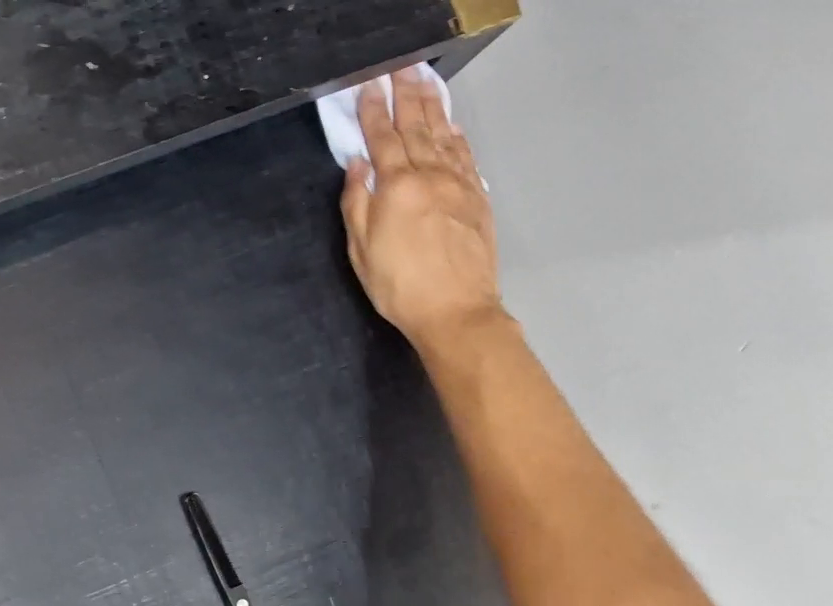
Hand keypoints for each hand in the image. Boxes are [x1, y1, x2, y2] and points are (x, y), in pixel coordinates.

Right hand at [340, 66, 507, 354]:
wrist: (455, 308)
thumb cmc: (398, 286)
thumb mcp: (361, 251)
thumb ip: (357, 205)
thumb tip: (357, 167)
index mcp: (397, 188)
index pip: (382, 140)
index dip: (373, 113)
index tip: (366, 87)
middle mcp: (430, 176)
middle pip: (416, 127)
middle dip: (405, 96)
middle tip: (399, 70)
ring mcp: (458, 183)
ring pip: (443, 135)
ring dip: (432, 106)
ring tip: (423, 83)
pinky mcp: (476, 196)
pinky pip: (463, 154)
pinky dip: (455, 134)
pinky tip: (450, 124)